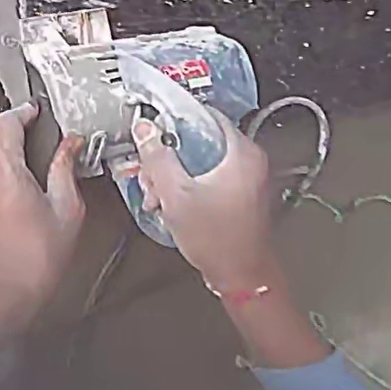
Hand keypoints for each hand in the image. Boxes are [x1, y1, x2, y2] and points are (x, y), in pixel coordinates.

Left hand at [0, 102, 86, 340]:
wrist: (7, 286)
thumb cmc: (39, 254)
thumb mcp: (67, 208)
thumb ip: (65, 168)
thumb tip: (71, 144)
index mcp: (5, 171)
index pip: (5, 124)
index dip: (20, 112)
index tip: (34, 112)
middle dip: (5, 120)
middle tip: (27, 123)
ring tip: (15, 142)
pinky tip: (2, 170)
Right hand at [132, 109, 273, 289]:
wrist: (239, 275)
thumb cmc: (215, 237)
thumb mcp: (175, 193)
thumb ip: (157, 156)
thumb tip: (144, 127)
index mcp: (240, 153)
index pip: (203, 114)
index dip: (172, 117)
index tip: (150, 124)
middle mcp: (246, 159)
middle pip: (197, 138)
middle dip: (166, 154)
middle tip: (149, 171)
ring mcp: (243, 175)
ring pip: (196, 157)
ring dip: (170, 171)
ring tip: (156, 192)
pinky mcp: (236, 190)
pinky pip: (203, 173)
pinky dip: (183, 182)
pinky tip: (166, 200)